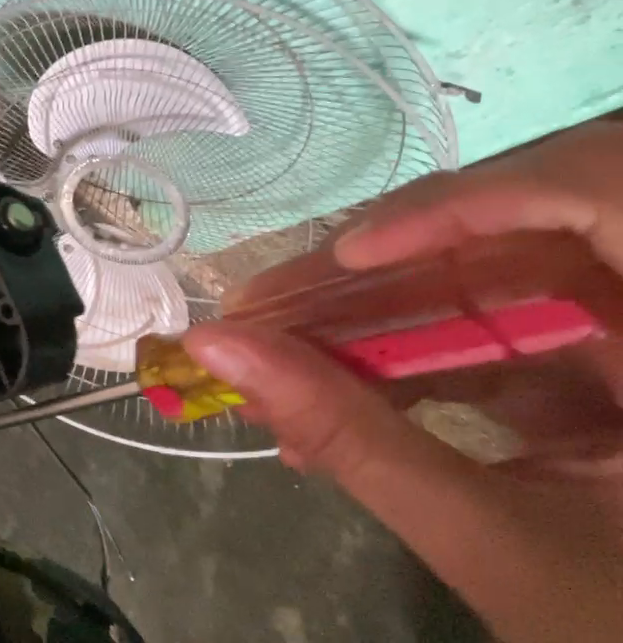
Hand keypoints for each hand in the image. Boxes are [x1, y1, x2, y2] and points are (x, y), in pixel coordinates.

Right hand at [185, 121, 622, 642]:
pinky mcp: (589, 382)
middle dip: (363, 277)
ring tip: (264, 356)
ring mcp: (620, 352)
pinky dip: (389, 363)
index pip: (595, 193)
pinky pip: (476, 337)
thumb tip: (209, 345)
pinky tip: (317, 397)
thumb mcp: (491, 541)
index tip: (356, 253)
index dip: (467, 203)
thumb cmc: (617, 636)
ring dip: (356, 320)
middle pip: (499, 242)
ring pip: (472, 288)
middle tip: (260, 313)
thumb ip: (352, 436)